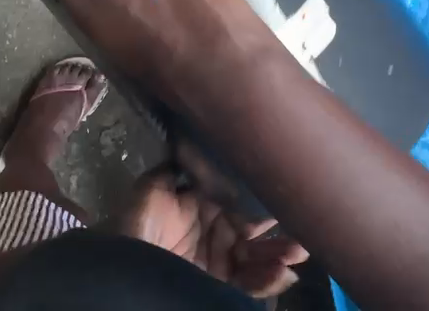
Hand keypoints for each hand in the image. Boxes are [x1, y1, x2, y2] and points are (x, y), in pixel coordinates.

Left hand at [115, 168, 309, 297]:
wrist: (124, 265)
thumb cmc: (138, 222)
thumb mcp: (152, 187)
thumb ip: (175, 167)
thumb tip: (196, 143)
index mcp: (201, 205)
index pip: (238, 199)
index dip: (260, 198)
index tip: (283, 189)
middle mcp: (215, 232)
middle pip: (255, 232)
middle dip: (281, 231)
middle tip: (304, 228)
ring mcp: (219, 262)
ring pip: (258, 259)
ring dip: (280, 256)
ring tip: (298, 251)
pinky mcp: (219, 287)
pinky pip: (249, 286)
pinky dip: (268, 281)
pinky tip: (283, 273)